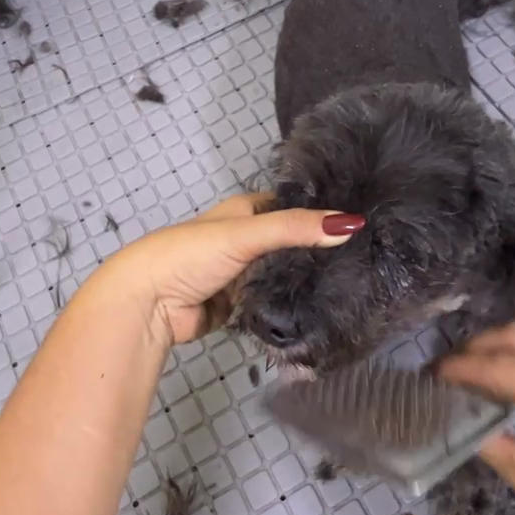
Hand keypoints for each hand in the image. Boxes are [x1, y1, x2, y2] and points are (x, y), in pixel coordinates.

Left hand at [99, 193, 361, 345]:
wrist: (147, 304)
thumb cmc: (191, 254)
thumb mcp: (246, 234)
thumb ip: (296, 230)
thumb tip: (353, 224)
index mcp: (245, 211)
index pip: (293, 206)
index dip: (322, 212)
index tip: (363, 222)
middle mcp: (245, 239)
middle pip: (291, 244)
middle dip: (318, 251)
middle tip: (367, 258)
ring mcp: (242, 274)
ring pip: (283, 275)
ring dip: (305, 281)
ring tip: (356, 283)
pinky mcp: (239, 306)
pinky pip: (272, 303)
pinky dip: (289, 306)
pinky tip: (322, 308)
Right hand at [438, 324, 514, 514]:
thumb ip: (486, 438)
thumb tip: (448, 413)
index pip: (507, 368)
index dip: (466, 368)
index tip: (432, 375)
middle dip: (476, 347)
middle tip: (444, 368)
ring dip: (493, 349)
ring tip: (461, 371)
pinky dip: (511, 358)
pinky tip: (491, 379)